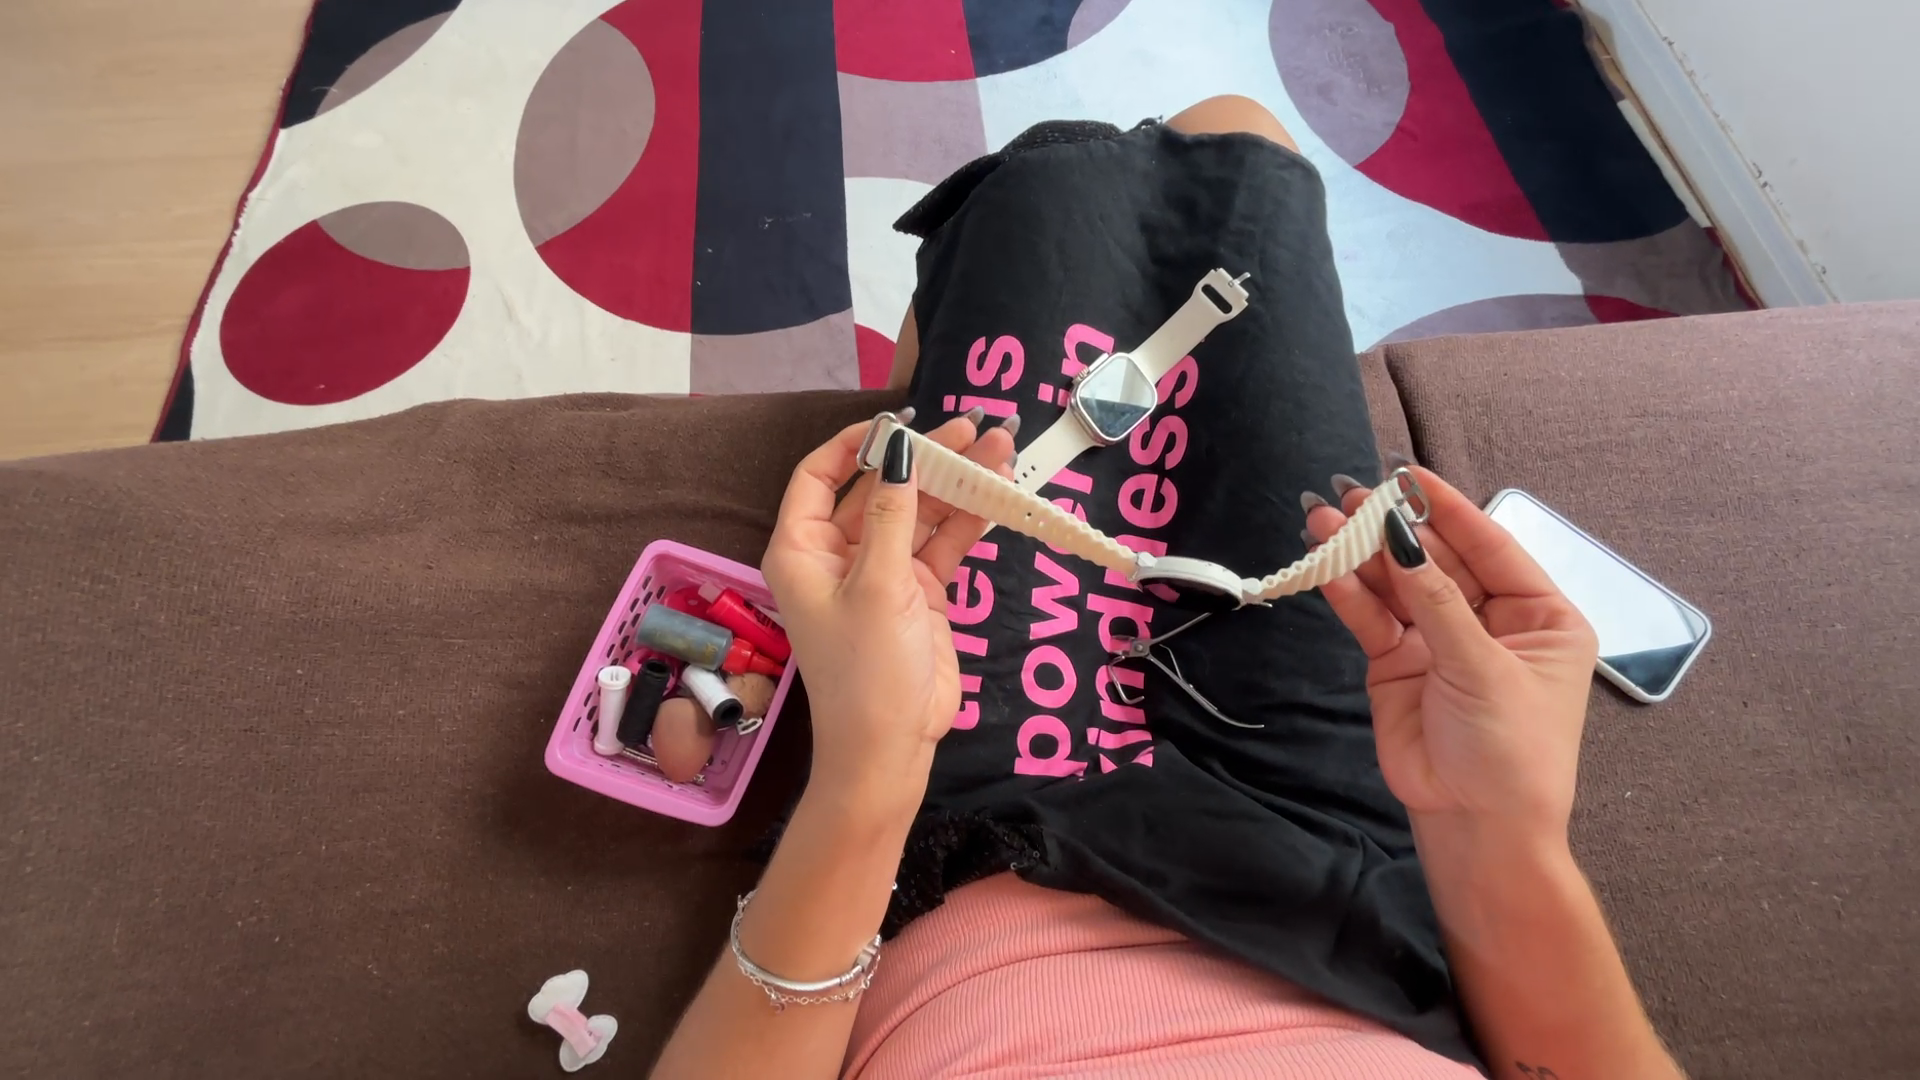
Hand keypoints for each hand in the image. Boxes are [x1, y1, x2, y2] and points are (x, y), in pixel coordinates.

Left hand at [762, 410, 1013, 809]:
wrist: (893, 746)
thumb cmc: (867, 666)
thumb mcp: (876, 585)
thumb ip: (890, 513)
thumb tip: (899, 449)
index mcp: (804, 549)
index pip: (820, 476)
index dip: (856, 443)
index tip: (900, 421)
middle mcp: (840, 554)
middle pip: (881, 488)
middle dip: (926, 459)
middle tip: (972, 427)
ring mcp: (883, 571)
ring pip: (920, 513)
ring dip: (958, 484)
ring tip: (1000, 448)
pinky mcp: (919, 591)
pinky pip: (942, 544)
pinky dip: (969, 520)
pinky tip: (999, 491)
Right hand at [1304, 467, 1598, 848]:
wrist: (1471, 820)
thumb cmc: (1509, 747)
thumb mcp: (1483, 669)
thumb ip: (1436, 602)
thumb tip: (1399, 537)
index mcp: (1538, 616)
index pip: (1490, 547)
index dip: (1449, 509)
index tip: (1408, 474)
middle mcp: (1486, 619)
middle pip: (1434, 561)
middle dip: (1393, 530)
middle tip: (1349, 498)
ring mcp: (1436, 638)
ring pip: (1395, 585)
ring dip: (1360, 556)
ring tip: (1322, 523)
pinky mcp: (1395, 658)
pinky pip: (1372, 617)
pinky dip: (1348, 594)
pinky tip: (1325, 568)